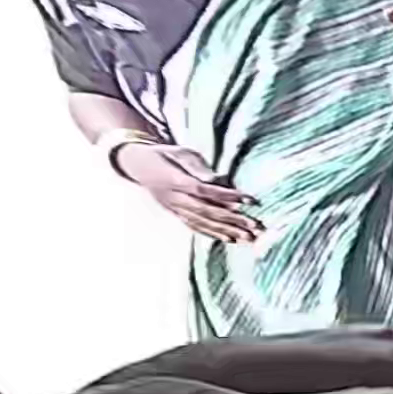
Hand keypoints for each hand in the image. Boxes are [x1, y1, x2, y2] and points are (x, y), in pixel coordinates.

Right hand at [117, 142, 262, 243]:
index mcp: (172, 179)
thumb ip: (195, 165)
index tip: (252, 200)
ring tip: (250, 238)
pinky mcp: (174, 213)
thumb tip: (214, 179)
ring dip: (227, 231)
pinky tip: (231, 240)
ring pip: (202, 222)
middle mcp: (171, 196)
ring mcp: (172, 207)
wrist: (136, 163)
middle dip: (233, 219)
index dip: (228, 196)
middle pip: (205, 210)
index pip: (204, 190)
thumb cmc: (166, 155)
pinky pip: (194, 226)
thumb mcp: (179, 153)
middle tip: (257, 226)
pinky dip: (212, 234)